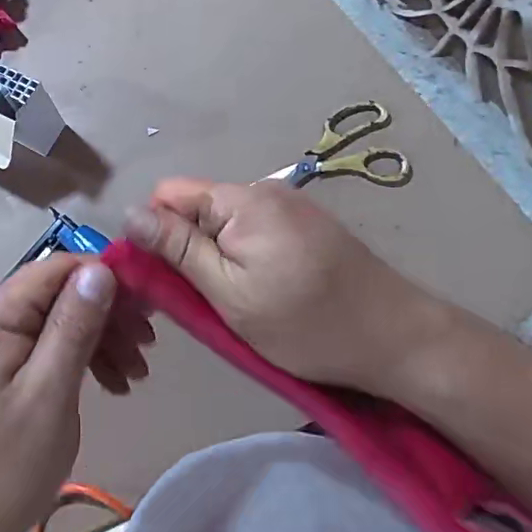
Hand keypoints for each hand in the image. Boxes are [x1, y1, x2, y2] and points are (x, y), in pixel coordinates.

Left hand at [0, 255, 147, 531]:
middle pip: (54, 297)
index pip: (54, 270)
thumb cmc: (2, 468)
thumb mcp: (48, 394)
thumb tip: (100, 268)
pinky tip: (106, 385)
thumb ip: (73, 326)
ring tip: (133, 377)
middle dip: (104, 318)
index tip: (147, 307)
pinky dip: (73, 361)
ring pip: (51, 324)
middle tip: (146, 350)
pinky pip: (38, 349)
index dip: (104, 279)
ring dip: (95, 342)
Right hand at [124, 179, 465, 399]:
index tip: (157, 278)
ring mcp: (288, 206)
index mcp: (241, 199)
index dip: (153, 233)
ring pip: (222, 223)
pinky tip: (260, 292)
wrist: (402, 341)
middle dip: (184, 249)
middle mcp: (262, 190)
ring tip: (230, 303)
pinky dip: (242, 258)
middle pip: (195, 208)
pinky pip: (251, 231)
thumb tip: (130, 213)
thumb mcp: (229, 294)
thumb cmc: (308, 325)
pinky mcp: (305, 225)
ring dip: (213, 258)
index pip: (168, 194)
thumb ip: (177, 250)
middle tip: (195, 302)